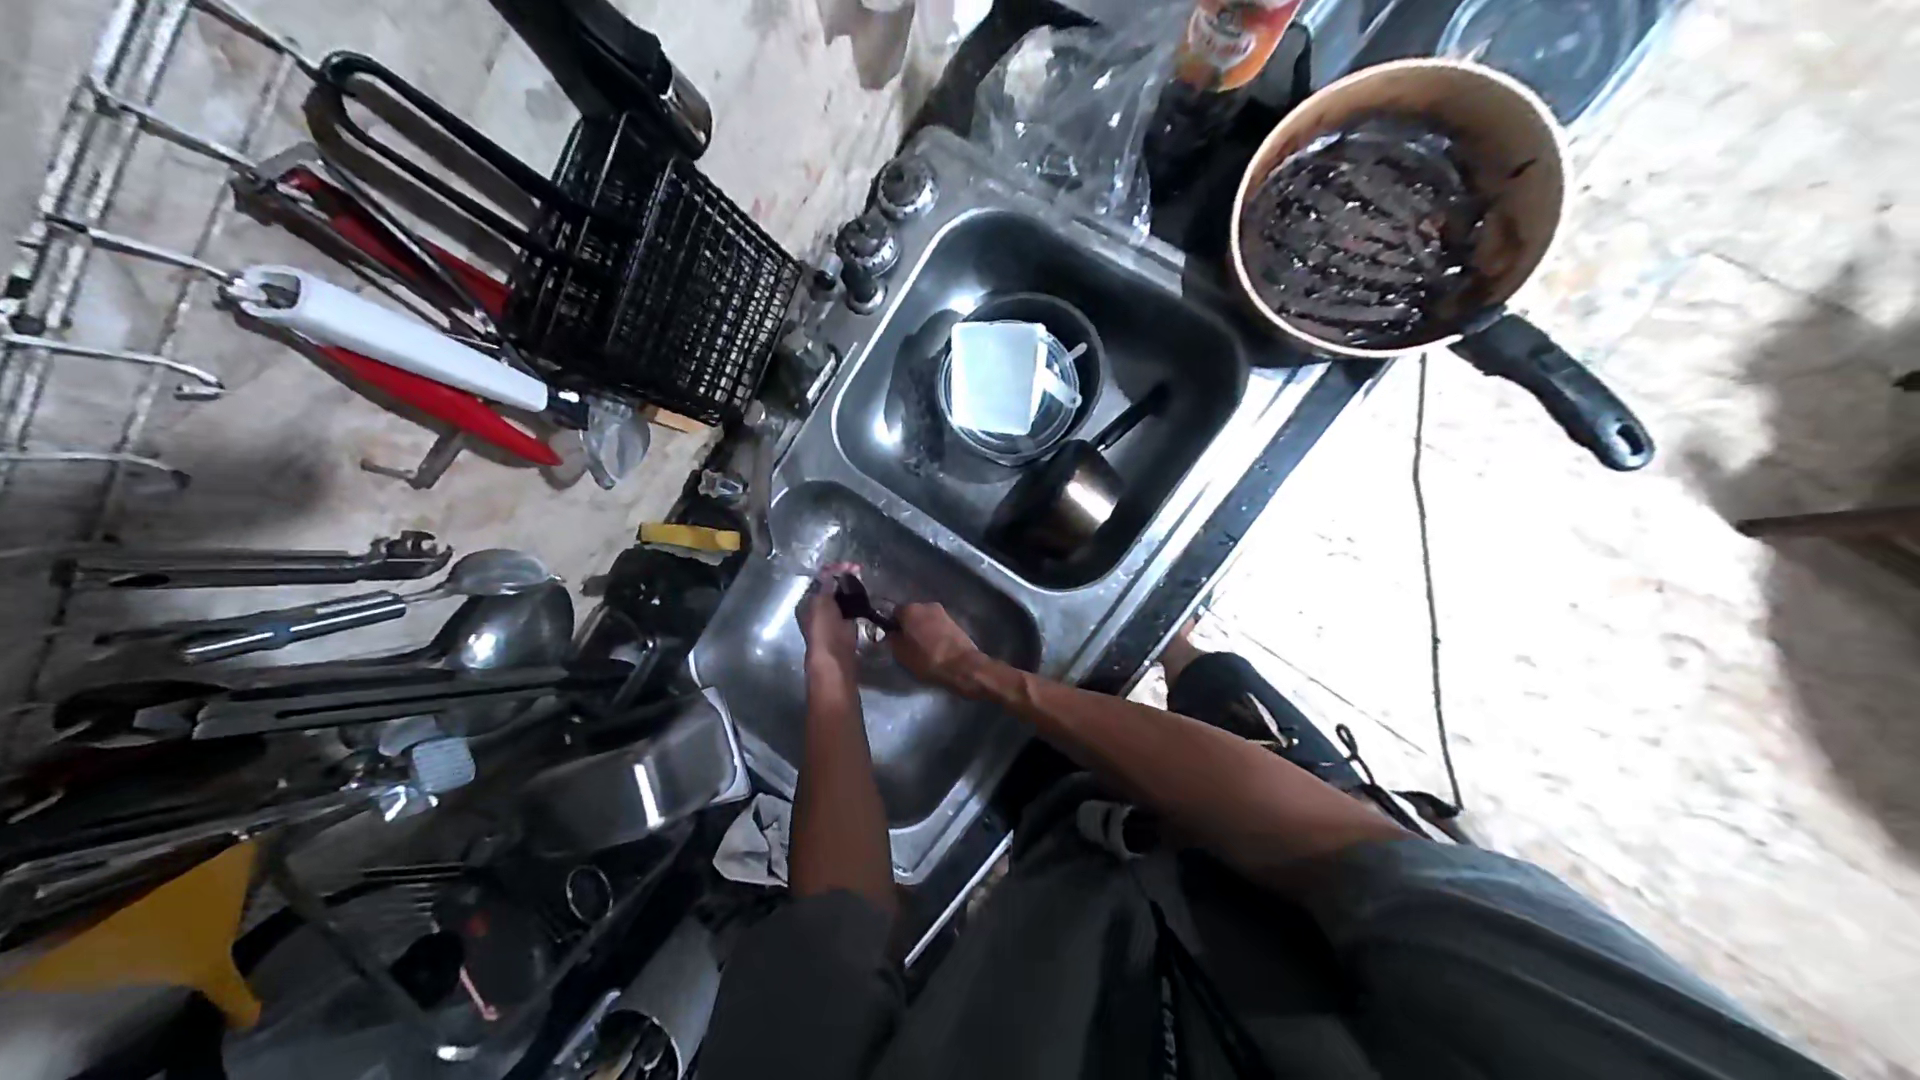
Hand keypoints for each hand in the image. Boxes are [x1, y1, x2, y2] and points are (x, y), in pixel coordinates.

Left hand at [798, 564, 860, 673]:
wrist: (835, 657)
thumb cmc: (824, 629)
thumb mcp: (821, 603)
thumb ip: (826, 585)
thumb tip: (831, 571)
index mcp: (808, 602)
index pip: (820, 579)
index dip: (832, 570)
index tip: (848, 565)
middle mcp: (819, 607)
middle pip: (831, 586)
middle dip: (843, 576)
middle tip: (858, 569)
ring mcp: (833, 616)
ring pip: (842, 595)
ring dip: (851, 586)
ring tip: (863, 577)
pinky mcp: (847, 623)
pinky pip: (852, 606)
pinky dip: (858, 599)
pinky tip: (865, 592)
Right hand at [888, 603, 989, 694]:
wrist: (962, 665)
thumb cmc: (927, 659)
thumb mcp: (901, 654)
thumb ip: (893, 639)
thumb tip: (893, 633)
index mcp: (910, 609)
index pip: (894, 613)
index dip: (893, 626)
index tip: (895, 639)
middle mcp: (926, 605)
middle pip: (912, 614)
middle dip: (909, 626)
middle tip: (909, 644)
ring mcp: (943, 612)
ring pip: (926, 619)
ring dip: (923, 629)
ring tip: (924, 648)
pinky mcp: (955, 621)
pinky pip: (938, 625)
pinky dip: (935, 632)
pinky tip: (937, 647)